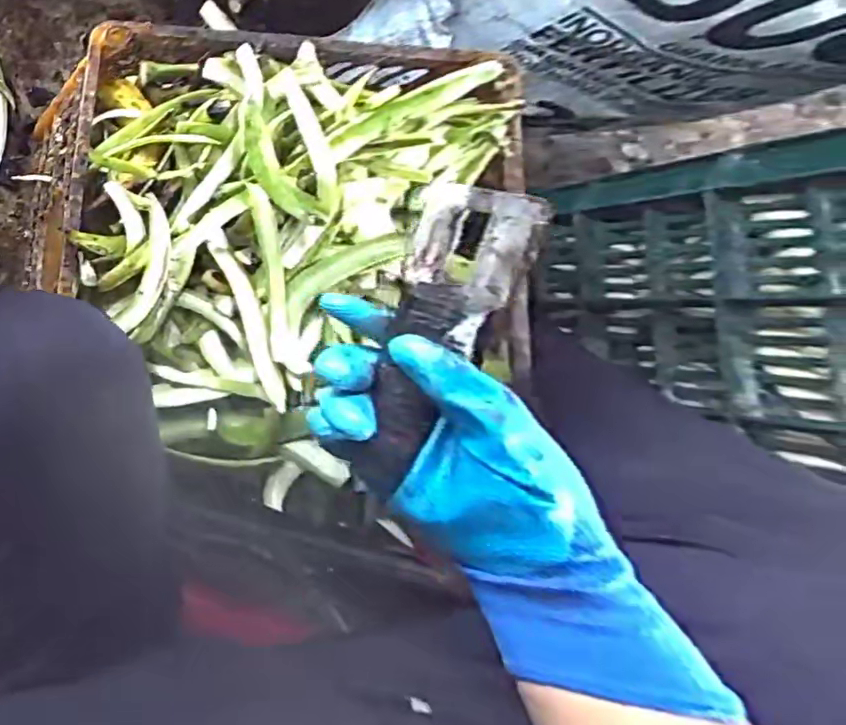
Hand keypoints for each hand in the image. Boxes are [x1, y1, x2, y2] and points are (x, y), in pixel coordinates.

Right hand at [308, 295, 743, 721]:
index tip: (336, 303)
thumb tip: (408, 345)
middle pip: (358, 364)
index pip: (399, 337)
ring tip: (354, 421)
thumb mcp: (511, 432)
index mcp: (444, 381)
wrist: (531, 559)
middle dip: (343, 362)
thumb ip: (462, 387)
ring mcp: (386, 428)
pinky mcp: (370, 460)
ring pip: (341, 396)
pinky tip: (336, 429)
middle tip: (343, 372)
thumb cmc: (536, 489)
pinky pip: (334, 434)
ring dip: (337, 400)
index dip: (365, 317)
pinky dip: (326, 426)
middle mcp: (407, 399)